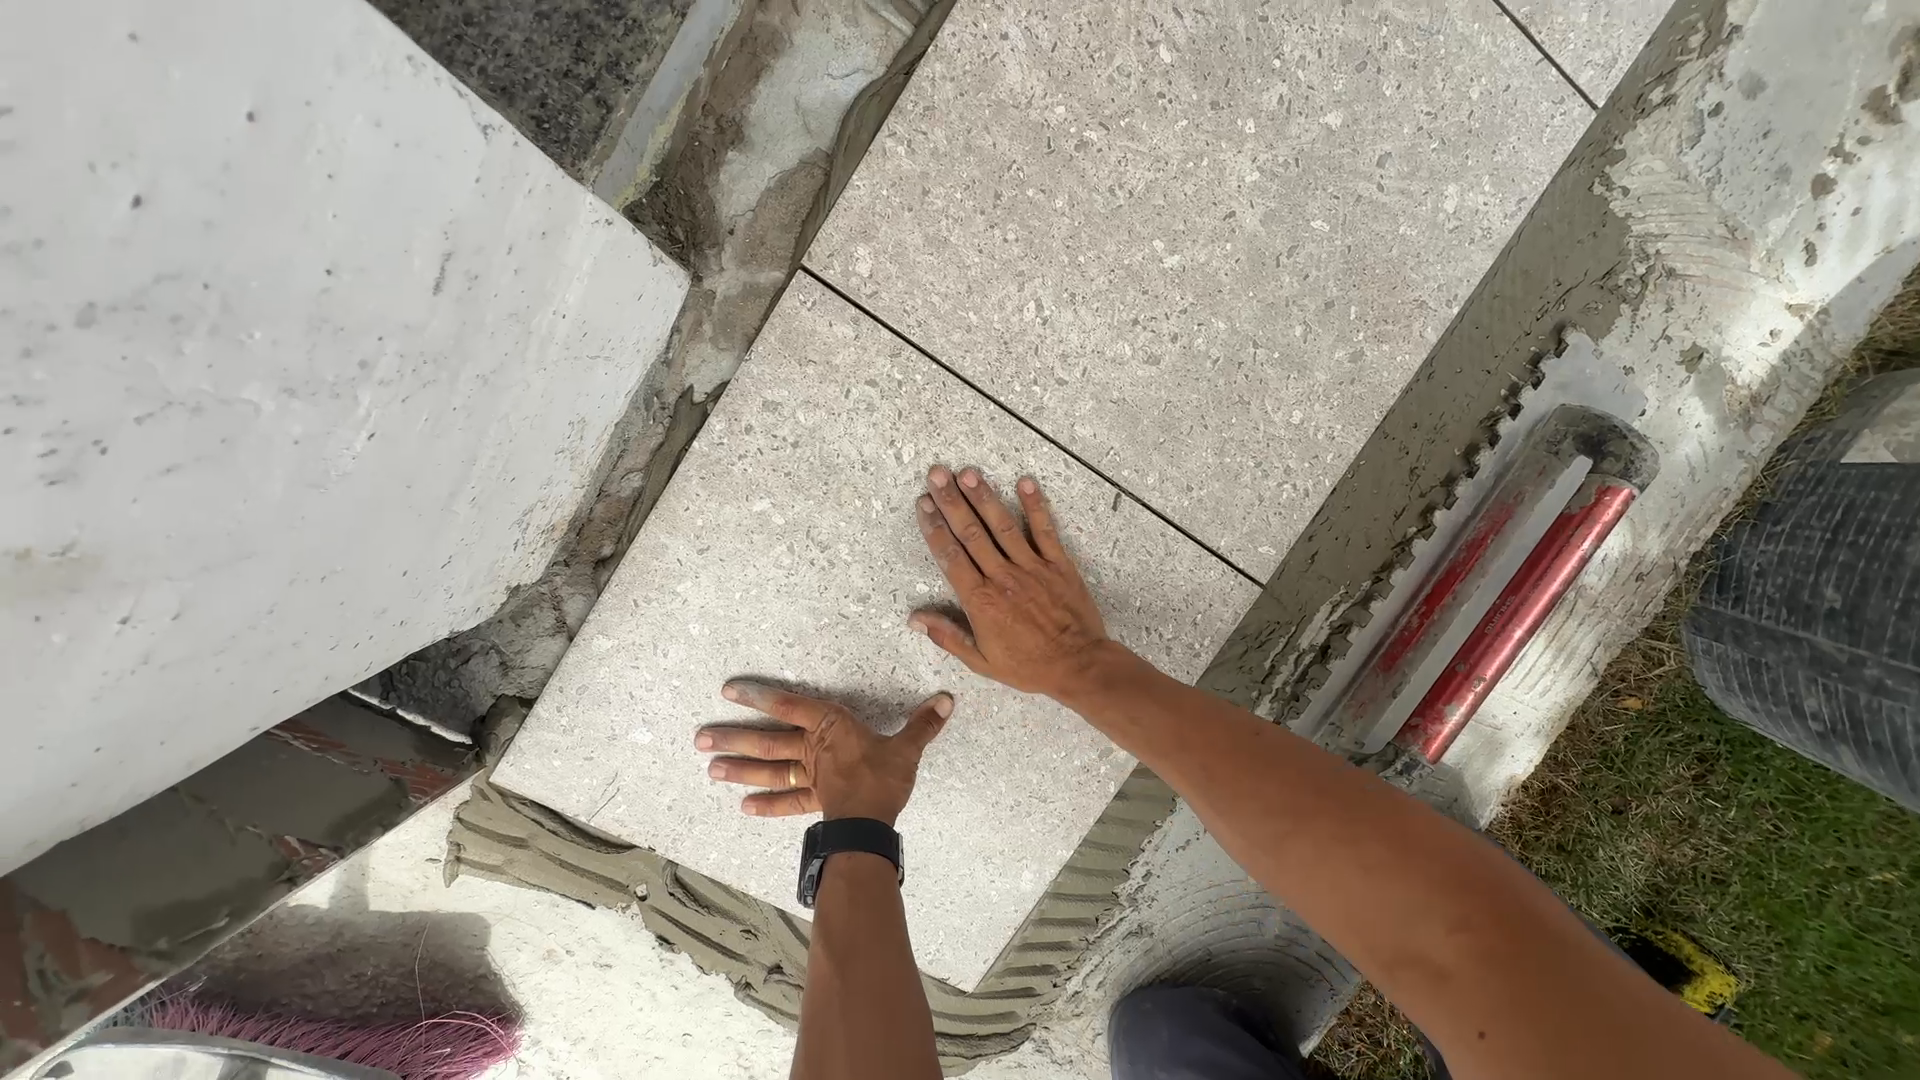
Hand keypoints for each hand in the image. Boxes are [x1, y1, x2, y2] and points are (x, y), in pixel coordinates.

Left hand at [695, 682, 951, 825]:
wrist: (872, 824)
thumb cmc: (884, 779)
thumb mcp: (906, 748)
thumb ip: (923, 723)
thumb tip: (948, 699)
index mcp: (831, 728)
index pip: (791, 706)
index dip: (760, 697)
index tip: (729, 691)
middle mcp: (813, 750)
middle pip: (768, 741)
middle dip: (733, 738)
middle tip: (700, 738)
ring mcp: (809, 777)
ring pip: (768, 770)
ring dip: (738, 769)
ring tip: (709, 767)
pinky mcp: (813, 801)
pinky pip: (785, 801)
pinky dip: (764, 803)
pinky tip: (742, 805)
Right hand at [911, 465, 1112, 699]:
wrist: (1078, 665)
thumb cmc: (1029, 666)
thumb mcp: (981, 661)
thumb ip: (948, 636)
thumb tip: (915, 619)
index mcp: (981, 601)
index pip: (951, 556)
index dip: (934, 527)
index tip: (923, 504)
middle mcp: (1003, 577)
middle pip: (971, 532)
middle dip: (951, 501)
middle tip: (937, 474)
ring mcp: (1032, 567)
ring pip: (1002, 525)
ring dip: (984, 496)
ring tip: (968, 472)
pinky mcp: (1058, 564)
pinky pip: (1045, 530)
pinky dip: (1035, 505)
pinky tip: (1024, 482)